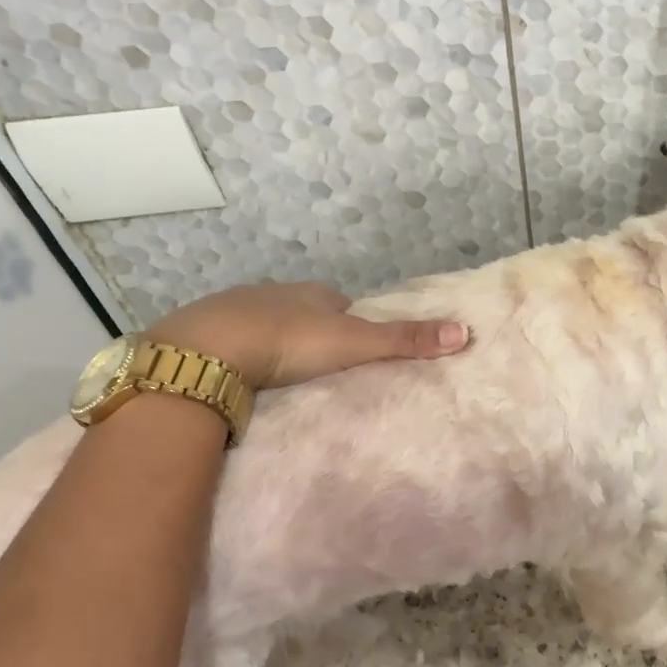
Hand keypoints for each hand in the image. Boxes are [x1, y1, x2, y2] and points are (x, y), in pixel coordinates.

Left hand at [144, 282, 467, 388]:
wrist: (207, 350)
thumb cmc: (287, 341)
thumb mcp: (353, 343)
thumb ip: (404, 340)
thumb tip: (465, 332)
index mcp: (312, 293)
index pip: (341, 304)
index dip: (350, 323)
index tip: (355, 349)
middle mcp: (275, 292)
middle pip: (303, 311)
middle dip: (311, 331)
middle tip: (319, 366)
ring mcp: (235, 308)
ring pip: (264, 323)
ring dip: (274, 341)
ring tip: (281, 374)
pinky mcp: (202, 330)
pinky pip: (230, 339)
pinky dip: (239, 352)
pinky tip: (242, 374)